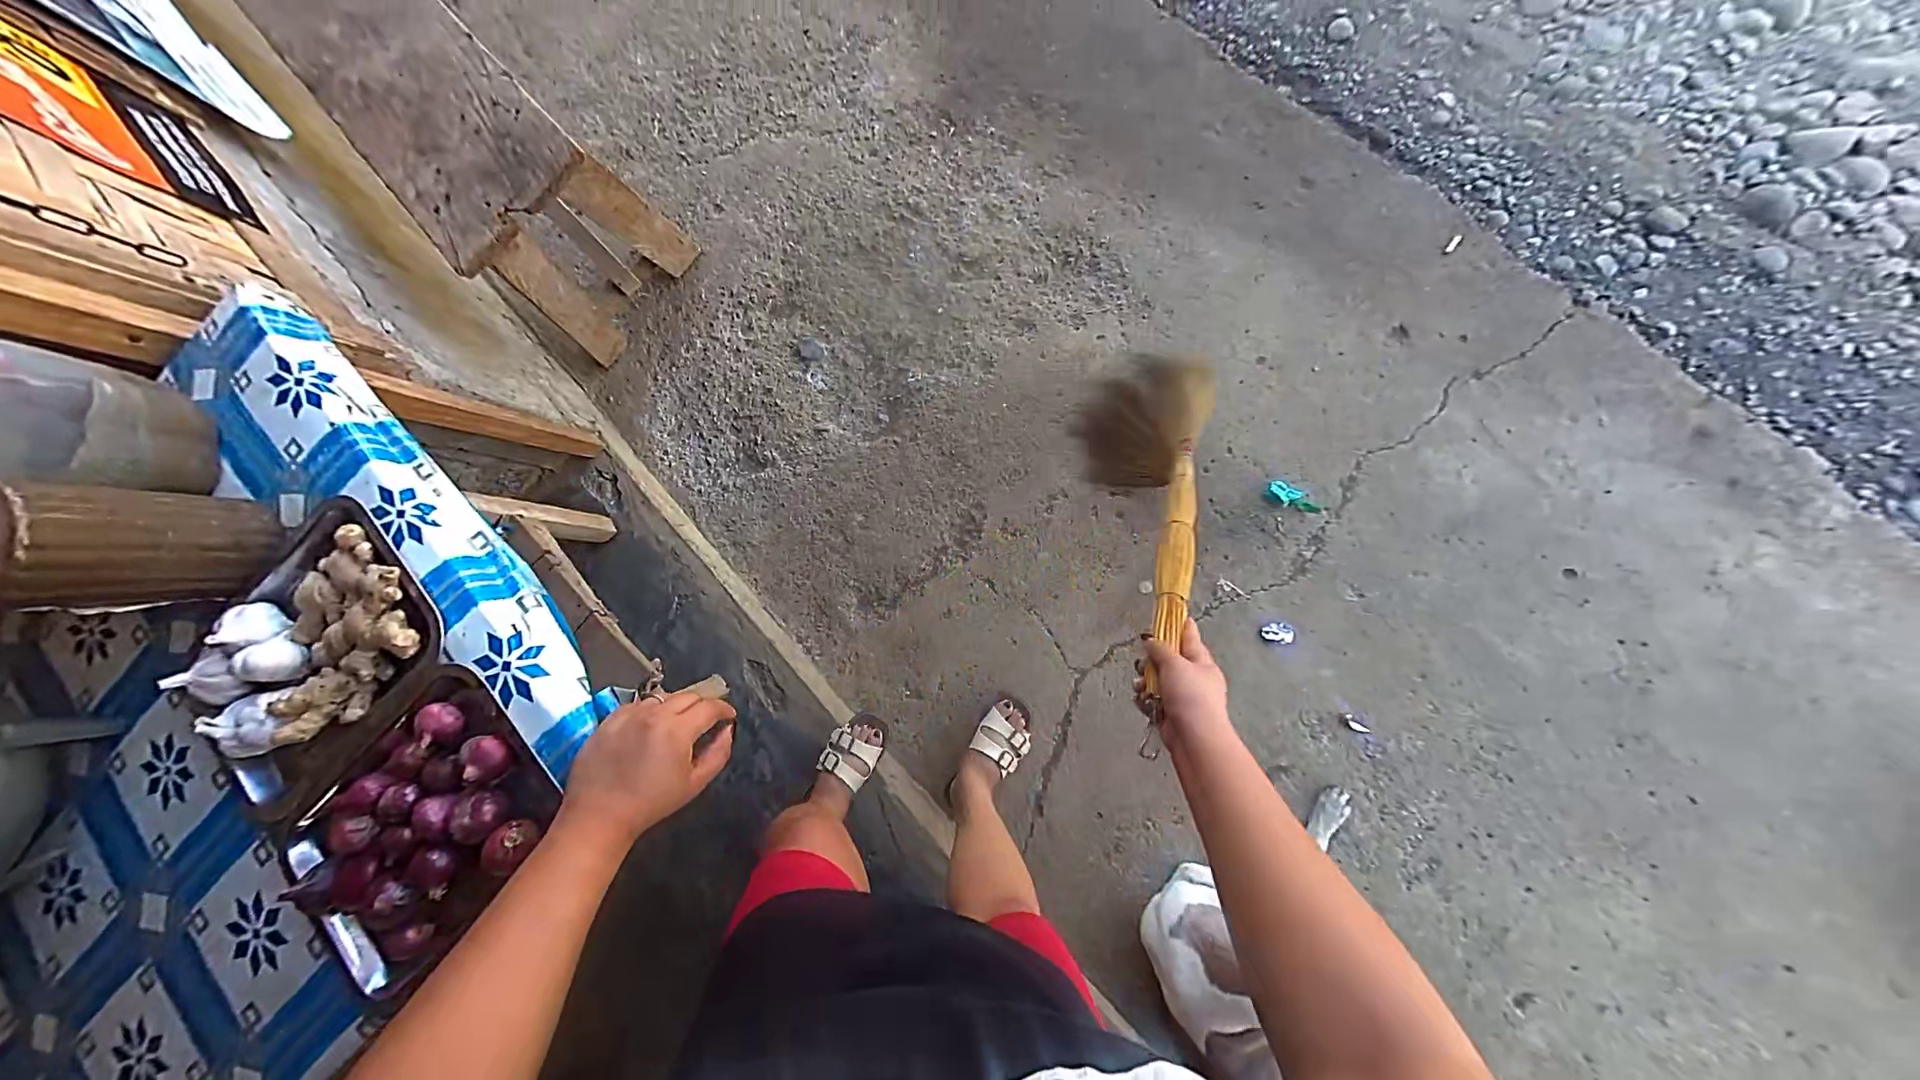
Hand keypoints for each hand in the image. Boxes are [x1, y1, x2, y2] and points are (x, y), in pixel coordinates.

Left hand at [556, 690, 736, 850]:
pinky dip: (650, 710)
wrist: (599, 816)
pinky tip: (649, 727)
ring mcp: (628, 715)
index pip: (709, 706)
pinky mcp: (608, 720)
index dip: (724, 709)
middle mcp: (652, 715)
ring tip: (677, 724)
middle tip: (706, 719)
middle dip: (703, 704)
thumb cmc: (650, 804)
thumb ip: (718, 753)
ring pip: (663, 697)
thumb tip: (727, 730)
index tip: (728, 716)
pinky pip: (637, 705)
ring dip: (676, 706)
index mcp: (676, 730)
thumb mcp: (695, 783)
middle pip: (688, 695)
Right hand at [1135, 618, 1231, 747]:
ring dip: (1146, 682)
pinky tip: (1145, 701)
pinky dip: (1146, 699)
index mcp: (1202, 663)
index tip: (1173, 615)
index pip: (1190, 638)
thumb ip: (1160, 649)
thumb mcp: (1175, 664)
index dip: (1180, 626)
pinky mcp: (1170, 712)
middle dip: (1152, 661)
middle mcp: (1193, 679)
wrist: (1193, 737)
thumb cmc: (1192, 698)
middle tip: (1146, 662)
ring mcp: (1182, 697)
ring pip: (1156, 680)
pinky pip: (1152, 698)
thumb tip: (1151, 640)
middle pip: (1167, 659)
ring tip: (1143, 686)